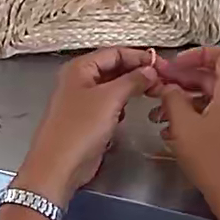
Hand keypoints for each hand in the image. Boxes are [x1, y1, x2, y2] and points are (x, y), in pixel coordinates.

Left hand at [14, 48, 160, 203]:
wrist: (59, 166)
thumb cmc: (80, 128)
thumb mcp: (110, 99)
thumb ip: (132, 80)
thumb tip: (150, 70)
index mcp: (79, 69)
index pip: (114, 52)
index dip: (138, 56)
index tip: (161, 64)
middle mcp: (79, 81)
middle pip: (113, 69)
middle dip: (136, 73)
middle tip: (160, 80)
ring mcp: (82, 101)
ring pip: (112, 88)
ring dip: (130, 90)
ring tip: (151, 94)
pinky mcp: (87, 120)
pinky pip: (109, 107)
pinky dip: (120, 107)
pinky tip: (128, 114)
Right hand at [149, 47, 219, 211]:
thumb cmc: (213, 158)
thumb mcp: (184, 127)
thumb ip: (173, 100)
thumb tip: (169, 87)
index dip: (198, 55)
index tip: (174, 66)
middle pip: (217, 77)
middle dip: (185, 81)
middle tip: (159, 89)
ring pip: (216, 99)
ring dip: (187, 102)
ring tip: (159, 116)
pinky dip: (199, 117)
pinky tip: (174, 132)